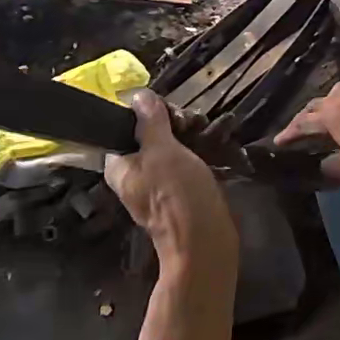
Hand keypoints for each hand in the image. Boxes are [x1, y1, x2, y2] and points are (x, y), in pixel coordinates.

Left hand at [104, 91, 237, 265]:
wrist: (205, 243)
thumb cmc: (178, 195)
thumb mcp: (162, 151)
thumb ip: (149, 122)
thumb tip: (138, 95)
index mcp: (119, 165)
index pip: (126, 126)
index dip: (149, 114)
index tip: (173, 113)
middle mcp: (136, 174)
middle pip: (152, 135)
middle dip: (177, 124)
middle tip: (197, 124)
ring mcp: (160, 184)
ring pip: (174, 148)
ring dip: (193, 136)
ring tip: (214, 132)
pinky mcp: (182, 192)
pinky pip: (188, 164)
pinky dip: (202, 152)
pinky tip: (220, 146)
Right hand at [273, 82, 339, 186]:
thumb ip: (331, 167)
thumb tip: (323, 164)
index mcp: (331, 114)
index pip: (301, 122)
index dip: (288, 134)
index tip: (277, 142)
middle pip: (316, 106)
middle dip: (304, 119)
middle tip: (297, 133)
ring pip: (335, 99)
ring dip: (324, 111)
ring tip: (321, 124)